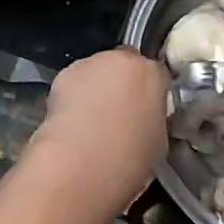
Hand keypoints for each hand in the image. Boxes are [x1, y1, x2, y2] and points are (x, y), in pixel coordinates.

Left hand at [29, 47, 168, 207]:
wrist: (80, 163)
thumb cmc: (128, 159)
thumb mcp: (158, 142)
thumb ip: (153, 118)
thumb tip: (144, 118)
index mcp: (151, 75)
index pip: (158, 73)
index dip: (151, 90)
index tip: (146, 107)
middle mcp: (122, 60)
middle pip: (126, 64)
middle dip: (123, 81)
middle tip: (117, 111)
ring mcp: (91, 63)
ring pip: (98, 70)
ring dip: (97, 86)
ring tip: (90, 118)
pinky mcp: (64, 74)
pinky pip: (75, 81)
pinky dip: (74, 94)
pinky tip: (71, 120)